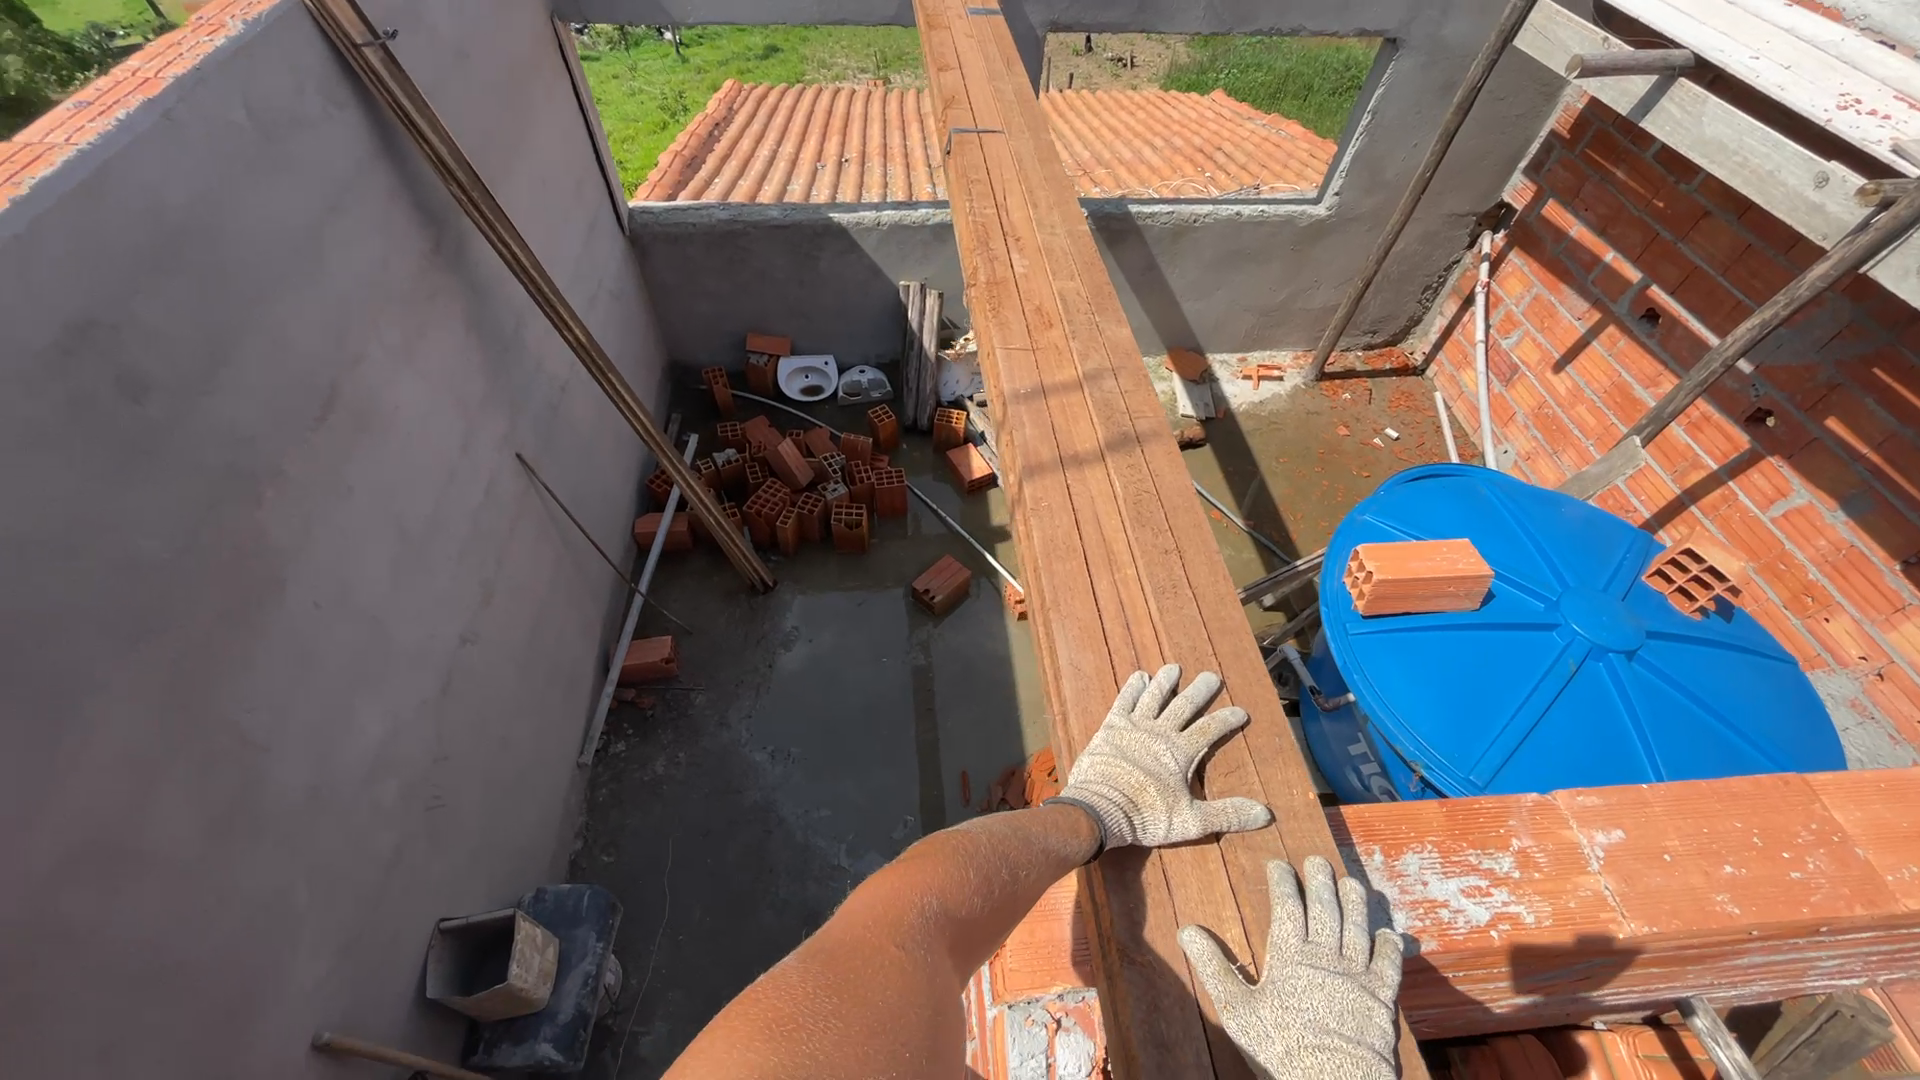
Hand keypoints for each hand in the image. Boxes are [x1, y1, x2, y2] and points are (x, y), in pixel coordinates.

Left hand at [1049, 665, 1271, 850]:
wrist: (1099, 810)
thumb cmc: (1145, 816)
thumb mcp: (1191, 821)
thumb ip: (1227, 814)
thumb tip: (1265, 814)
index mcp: (1180, 753)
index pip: (1209, 730)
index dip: (1226, 720)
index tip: (1240, 711)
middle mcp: (1159, 733)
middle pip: (1183, 706)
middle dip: (1200, 691)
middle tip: (1212, 676)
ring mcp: (1133, 727)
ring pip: (1154, 697)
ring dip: (1165, 682)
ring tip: (1174, 667)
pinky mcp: (1110, 728)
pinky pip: (1123, 701)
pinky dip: (1132, 688)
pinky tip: (1139, 677)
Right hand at [1179, 856, 1404, 1079]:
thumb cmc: (1281, 1049)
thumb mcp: (1236, 1010)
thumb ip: (1212, 967)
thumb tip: (1186, 930)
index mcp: (1290, 954)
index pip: (1286, 905)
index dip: (1282, 880)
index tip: (1278, 864)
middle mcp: (1325, 956)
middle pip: (1324, 907)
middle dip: (1321, 879)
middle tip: (1318, 859)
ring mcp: (1357, 976)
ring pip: (1358, 927)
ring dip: (1355, 902)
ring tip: (1351, 882)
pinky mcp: (1382, 1000)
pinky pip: (1390, 965)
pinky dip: (1391, 946)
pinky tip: (1390, 933)